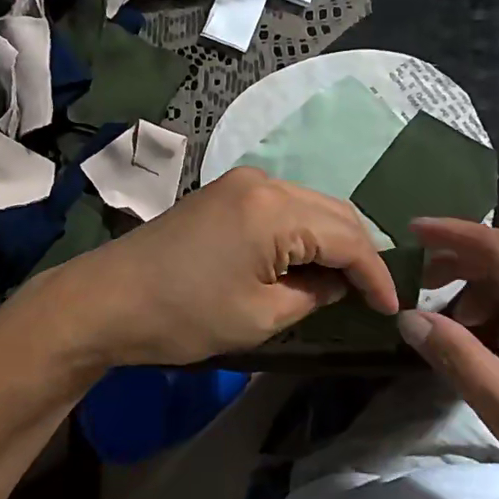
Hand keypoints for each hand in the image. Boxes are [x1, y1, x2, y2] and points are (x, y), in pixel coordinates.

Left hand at [14, 167, 398, 367]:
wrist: (106, 300)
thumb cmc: (183, 315)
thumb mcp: (260, 317)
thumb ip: (312, 294)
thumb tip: (337, 283)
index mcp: (275, 209)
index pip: (349, 237)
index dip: (376, 274)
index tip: (391, 308)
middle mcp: (261, 182)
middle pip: (332, 212)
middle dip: (357, 252)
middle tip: (371, 293)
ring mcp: (235, 184)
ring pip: (306, 206)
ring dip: (328, 239)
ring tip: (341, 280)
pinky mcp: (217, 195)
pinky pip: (277, 208)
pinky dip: (297, 232)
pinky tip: (302, 260)